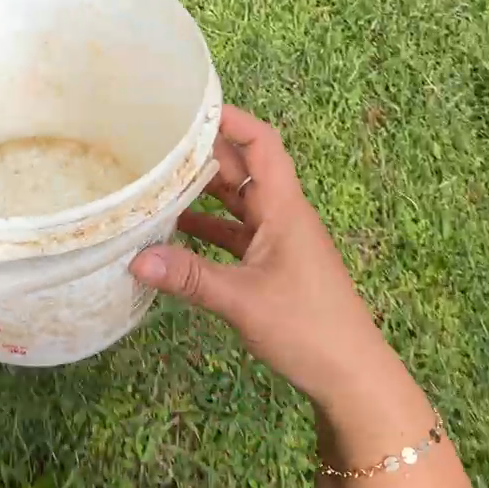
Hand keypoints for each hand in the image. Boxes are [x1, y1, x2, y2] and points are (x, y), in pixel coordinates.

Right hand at [129, 105, 378, 403]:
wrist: (354, 379)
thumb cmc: (308, 328)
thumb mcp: (242, 300)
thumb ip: (189, 276)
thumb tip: (134, 258)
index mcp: (284, 208)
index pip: (262, 143)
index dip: (231, 119)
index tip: (190, 108)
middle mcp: (282, 215)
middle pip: (243, 168)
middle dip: (204, 152)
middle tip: (158, 142)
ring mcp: (278, 241)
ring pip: (236, 202)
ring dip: (202, 191)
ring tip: (158, 181)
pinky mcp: (273, 266)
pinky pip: (235, 234)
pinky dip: (207, 229)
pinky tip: (174, 235)